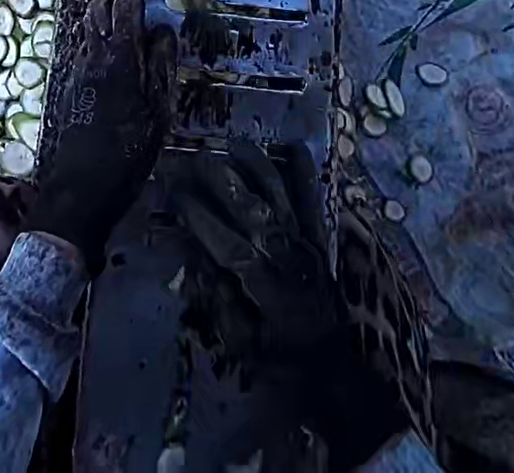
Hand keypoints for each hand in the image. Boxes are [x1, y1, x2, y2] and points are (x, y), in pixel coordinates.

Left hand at [25, 0, 175, 271]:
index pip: (125, 4)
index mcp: (119, 58)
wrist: (80, 186)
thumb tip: (161, 27)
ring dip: (104, 9)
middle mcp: (92, 54)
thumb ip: (160, 65)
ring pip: (88, 23)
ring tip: (125, 12)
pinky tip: (109, 46)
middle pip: (99, 7)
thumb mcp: (158, 111)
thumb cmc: (128, 152)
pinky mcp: (67, 80)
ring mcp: (76, 66)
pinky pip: (82, 43)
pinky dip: (96, 32)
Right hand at [170, 139, 416, 464]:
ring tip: (232, 143)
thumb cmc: (283, 358)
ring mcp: (304, 240)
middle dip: (219, 178)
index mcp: (261, 281)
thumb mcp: (242, 344)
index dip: (196, 213)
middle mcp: (282, 251)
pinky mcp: (321, 238)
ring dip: (254, 165)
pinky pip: (313, 199)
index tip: (173, 193)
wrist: (339, 369)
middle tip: (196, 158)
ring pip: (279, 193)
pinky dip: (305, 172)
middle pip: (248, 205)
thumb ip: (217, 300)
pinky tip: (294, 147)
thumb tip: (195, 257)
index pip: (223, 238)